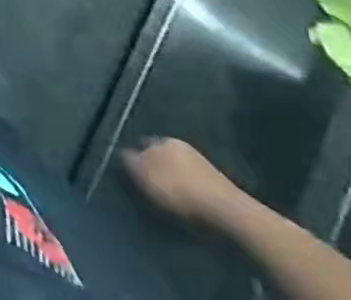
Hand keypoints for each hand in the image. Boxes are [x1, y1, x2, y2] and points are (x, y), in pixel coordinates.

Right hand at [120, 137, 244, 226]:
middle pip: (160, 155)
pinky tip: (184, 203)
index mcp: (163, 140)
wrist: (227, 211)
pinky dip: (187, 191)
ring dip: (171, 179)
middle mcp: (182, 146)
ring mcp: (203, 164)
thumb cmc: (178, 189)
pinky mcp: (218, 184)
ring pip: (178, 169)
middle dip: (153, 166)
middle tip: (145, 184)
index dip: (133, 156)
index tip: (128, 171)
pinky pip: (193, 184)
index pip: (141, 143)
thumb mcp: (143, 174)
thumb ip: (129, 161)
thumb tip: (122, 153)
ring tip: (164, 197)